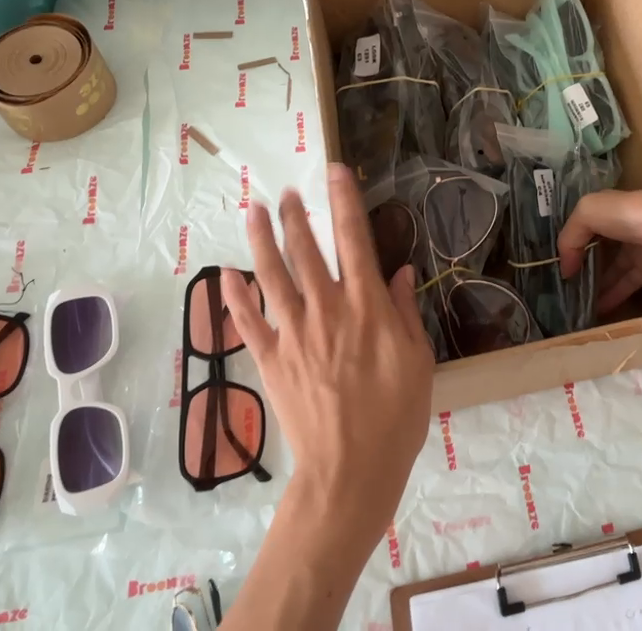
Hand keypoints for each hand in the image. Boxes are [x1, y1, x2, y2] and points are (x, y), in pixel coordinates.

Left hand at [219, 164, 433, 531]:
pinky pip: (247, 321)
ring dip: (260, 240)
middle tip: (287, 191)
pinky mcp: (271, 360)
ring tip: (252, 211)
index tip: (334, 171)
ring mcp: (294, 334)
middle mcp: (326, 309)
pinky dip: (234, 296)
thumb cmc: (395, 416)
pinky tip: (224, 273)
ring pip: (271, 275)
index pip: (354, 240)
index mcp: (366, 306)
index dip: (344, 201)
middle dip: (296, 215)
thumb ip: (402, 310)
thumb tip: (398, 270)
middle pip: (306, 251)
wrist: (351, 469)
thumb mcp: (417, 360)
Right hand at [557, 190, 641, 313]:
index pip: (585, 223)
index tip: (556, 263)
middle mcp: (625, 224)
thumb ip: (570, 236)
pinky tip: (599, 308)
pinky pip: (628, 283)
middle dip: (583, 265)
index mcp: (610, 206)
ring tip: (579, 303)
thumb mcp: (587, 212)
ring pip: (613, 268)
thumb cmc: (628, 215)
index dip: (571, 242)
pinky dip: (614, 295)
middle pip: (600, 247)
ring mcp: (640, 246)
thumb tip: (566, 266)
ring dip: (596, 284)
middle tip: (566, 286)